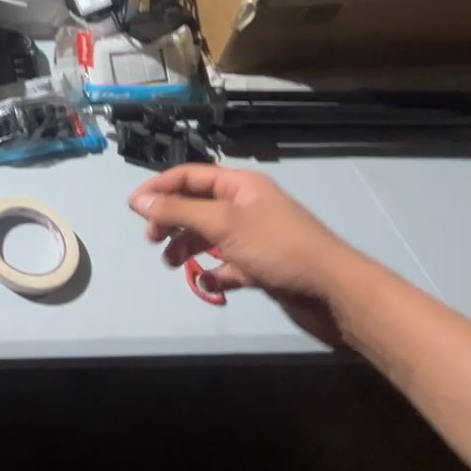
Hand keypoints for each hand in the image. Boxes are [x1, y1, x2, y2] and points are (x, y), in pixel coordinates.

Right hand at [128, 164, 368, 343]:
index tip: (134, 207)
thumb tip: (138, 200)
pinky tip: (207, 282)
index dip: (159, 187)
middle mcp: (245, 207)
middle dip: (170, 220)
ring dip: (185, 247)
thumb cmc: (277, 247)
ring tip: (171, 263)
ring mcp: (254, 237)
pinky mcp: (262, 266)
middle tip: (152, 238)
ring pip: (208, 236)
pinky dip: (213, 272)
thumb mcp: (221, 223)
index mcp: (240, 186)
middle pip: (195, 205)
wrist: (336, 294)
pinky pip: (227, 265)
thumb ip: (177, 211)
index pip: (189, 176)